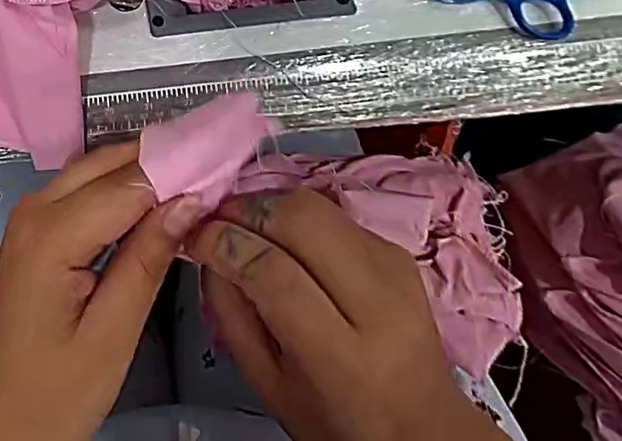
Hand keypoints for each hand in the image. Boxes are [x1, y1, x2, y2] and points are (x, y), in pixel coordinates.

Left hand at [0, 142, 203, 440]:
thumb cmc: (54, 392)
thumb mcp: (112, 334)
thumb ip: (148, 261)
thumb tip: (187, 202)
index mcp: (51, 234)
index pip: (126, 184)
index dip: (174, 173)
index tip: (219, 172)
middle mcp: (35, 208)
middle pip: (106, 163)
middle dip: (158, 160)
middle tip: (210, 170)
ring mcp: (31, 213)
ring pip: (94, 168)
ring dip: (140, 169)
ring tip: (190, 180)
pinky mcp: (35, 225)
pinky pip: (82, 187)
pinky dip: (119, 185)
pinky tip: (151, 200)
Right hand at [189, 189, 508, 440]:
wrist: (426, 425)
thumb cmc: (339, 419)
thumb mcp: (271, 386)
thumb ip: (231, 316)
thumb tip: (206, 249)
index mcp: (346, 359)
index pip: (275, 275)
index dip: (226, 244)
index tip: (195, 237)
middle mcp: (378, 303)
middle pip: (299, 221)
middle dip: (245, 210)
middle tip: (216, 221)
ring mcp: (393, 266)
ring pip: (313, 203)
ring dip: (266, 203)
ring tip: (242, 222)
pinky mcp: (395, 247)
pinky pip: (329, 209)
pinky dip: (291, 210)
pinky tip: (278, 232)